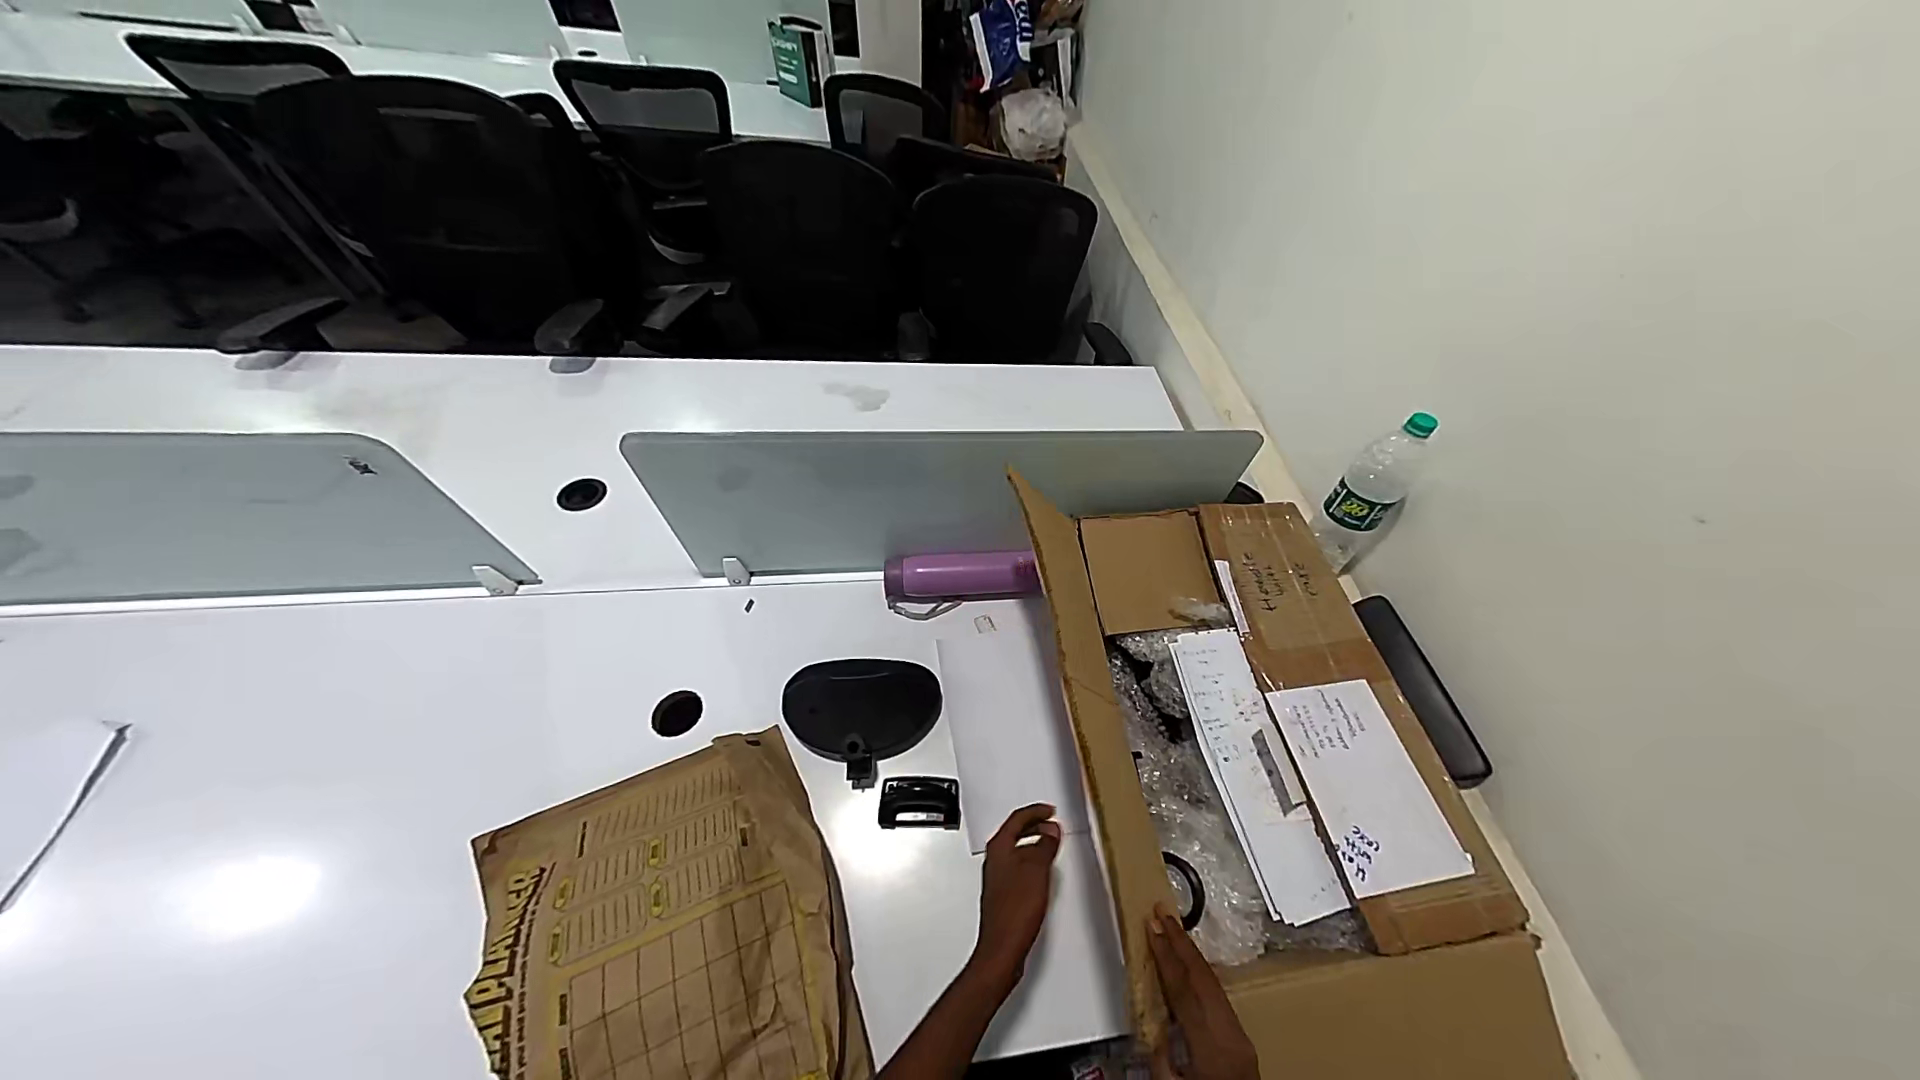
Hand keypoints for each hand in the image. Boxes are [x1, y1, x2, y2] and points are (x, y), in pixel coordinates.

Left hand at [970, 803, 1062, 983]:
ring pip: (1017, 848)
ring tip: (1050, 841)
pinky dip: (1032, 860)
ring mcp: (998, 877)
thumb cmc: (1014, 912)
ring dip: (1034, 842)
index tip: (1049, 809)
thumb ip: (1045, 846)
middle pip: (1015, 832)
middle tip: (1050, 821)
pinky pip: (1019, 866)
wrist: (1002, 948)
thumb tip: (1050, 830)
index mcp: (1000, 848)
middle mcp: (996, 860)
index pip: (1017, 818)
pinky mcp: (1004, 893)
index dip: (1035, 811)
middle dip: (1034, 824)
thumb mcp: (1037, 870)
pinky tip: (1042, 871)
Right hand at [1147, 903, 1259, 1079]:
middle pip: (1202, 978)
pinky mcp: (1244, 1043)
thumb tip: (1151, 1020)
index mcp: (1212, 1046)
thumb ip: (1160, 1052)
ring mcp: (1242, 1038)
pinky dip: (1202, 974)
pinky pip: (1220, 996)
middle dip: (1180, 941)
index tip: (1150, 925)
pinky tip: (1191, 964)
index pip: (1183, 988)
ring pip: (1214, 984)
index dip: (1164, 954)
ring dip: (1191, 954)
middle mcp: (1232, 1036)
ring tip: (1173, 927)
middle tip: (1161, 910)